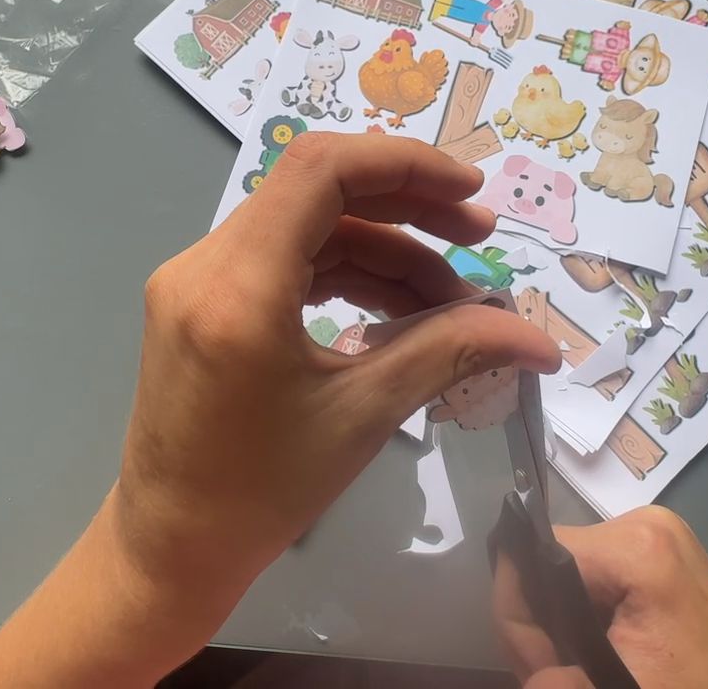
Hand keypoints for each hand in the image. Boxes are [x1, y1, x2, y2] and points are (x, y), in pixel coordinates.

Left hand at [108, 133, 561, 636]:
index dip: (403, 165)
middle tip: (477, 238)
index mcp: (238, 287)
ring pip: (304, 226)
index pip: (320, 171)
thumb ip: (448, 353)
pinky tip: (394, 306)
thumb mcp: (362, 417)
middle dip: (405, 206)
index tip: (468, 193)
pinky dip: (342, 270)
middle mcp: (205, 262)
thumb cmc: (261, 494)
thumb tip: (536, 337)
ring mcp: (195, 274)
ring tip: (449, 301)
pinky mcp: (202, 293)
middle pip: (316, 190)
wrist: (171, 543)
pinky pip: (282, 257)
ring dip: (380, 249)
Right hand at [494, 507, 707, 688]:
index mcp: (639, 544)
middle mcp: (648, 523)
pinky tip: (606, 653)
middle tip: (560, 675)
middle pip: (551, 561)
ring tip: (583, 670)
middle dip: (543, 623)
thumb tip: (535, 681)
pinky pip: (600, 575)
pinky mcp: (668, 554)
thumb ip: (566, 682)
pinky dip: (590, 615)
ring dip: (564, 622)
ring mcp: (660, 535)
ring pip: (571, 570)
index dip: (522, 615)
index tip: (539, 669)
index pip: (535, 554)